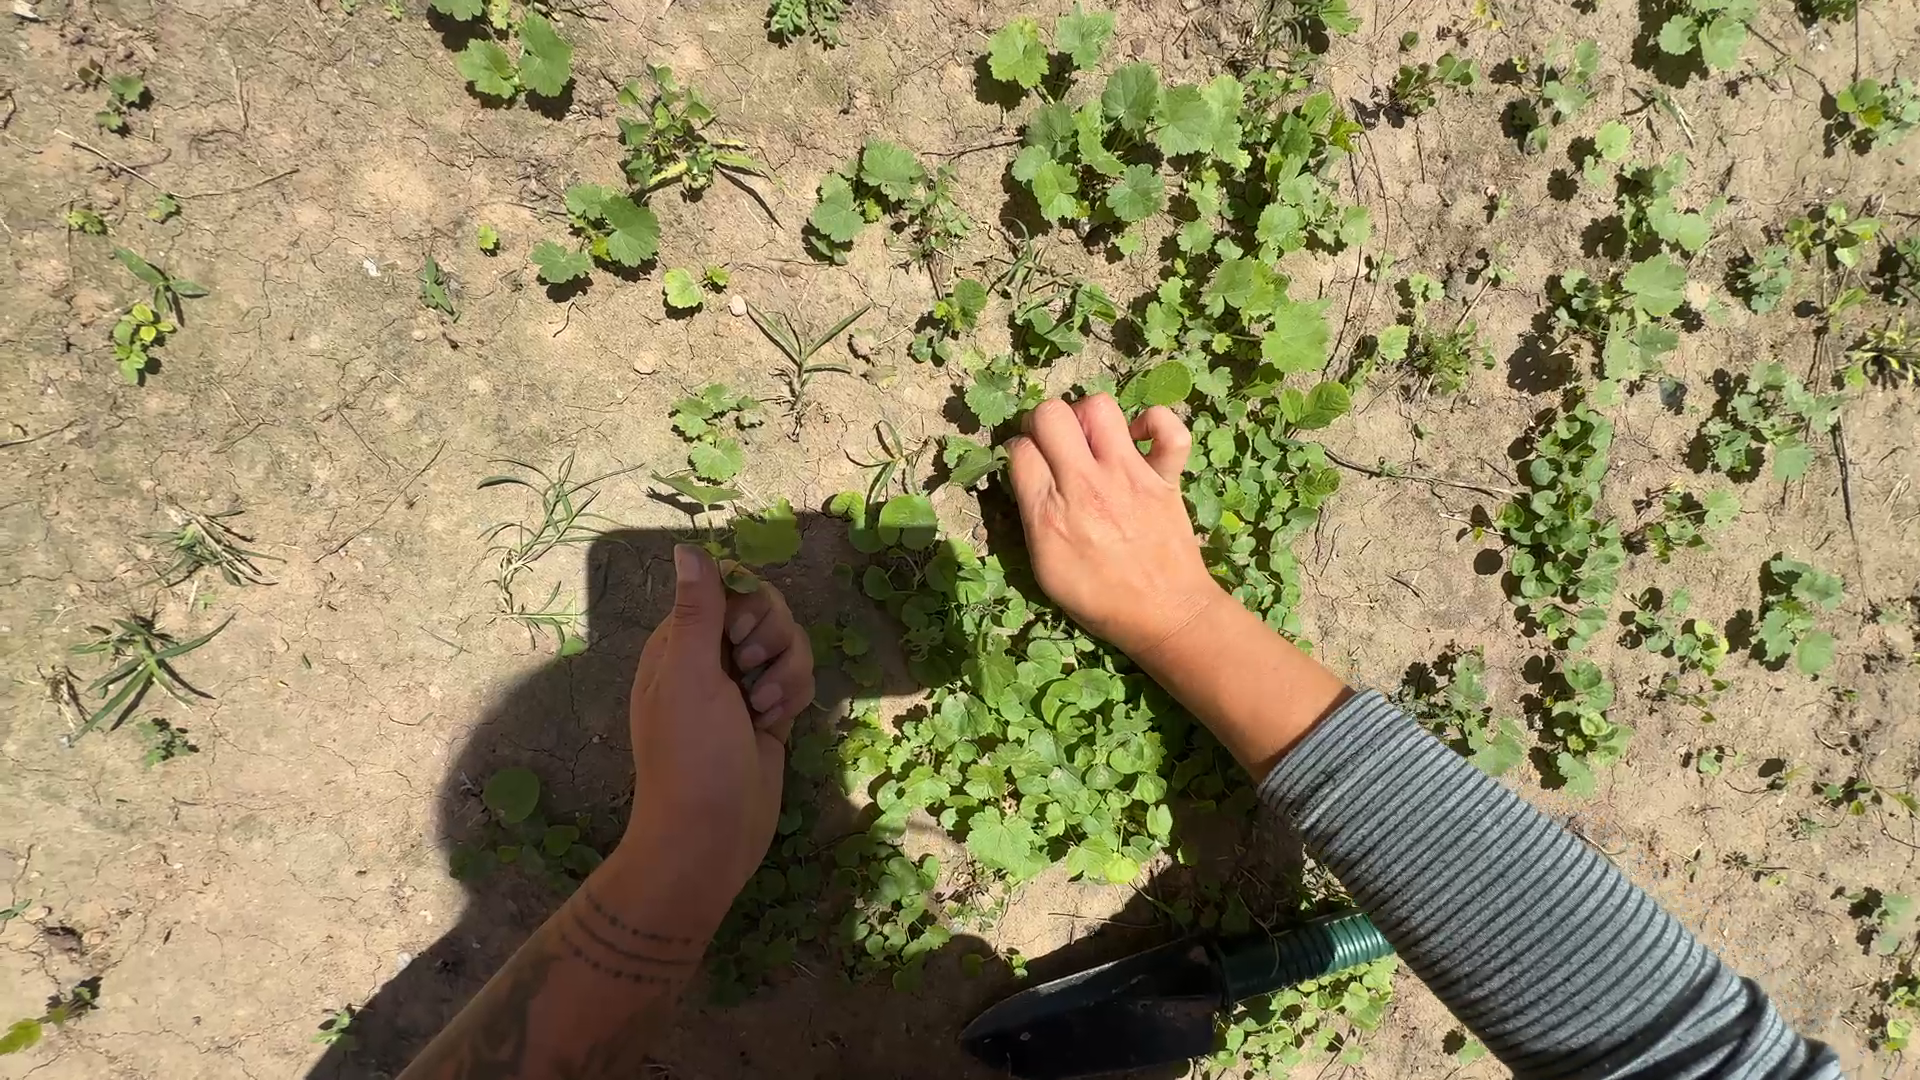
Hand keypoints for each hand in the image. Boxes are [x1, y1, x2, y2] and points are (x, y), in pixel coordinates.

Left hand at [619, 546, 812, 926]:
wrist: (711, 834)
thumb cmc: (692, 753)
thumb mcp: (690, 676)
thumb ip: (697, 610)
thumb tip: (686, 547)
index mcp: (681, 641)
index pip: (730, 587)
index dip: (750, 604)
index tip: (743, 636)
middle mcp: (713, 656)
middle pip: (768, 611)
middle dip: (774, 641)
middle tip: (751, 675)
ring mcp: (744, 684)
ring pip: (790, 644)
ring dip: (787, 674)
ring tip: (764, 711)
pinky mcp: (771, 709)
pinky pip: (798, 677)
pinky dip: (794, 696)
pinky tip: (777, 725)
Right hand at [1005, 395, 1224, 659]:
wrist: (1164, 615)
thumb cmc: (1098, 599)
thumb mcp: (1045, 569)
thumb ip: (1032, 518)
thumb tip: (1029, 478)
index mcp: (1050, 512)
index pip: (1019, 449)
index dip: (1018, 452)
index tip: (1028, 465)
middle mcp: (1086, 484)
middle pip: (1050, 414)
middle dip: (1042, 422)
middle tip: (1052, 444)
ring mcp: (1130, 475)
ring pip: (1099, 406)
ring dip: (1087, 416)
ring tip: (1089, 440)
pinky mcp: (1166, 476)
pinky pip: (1167, 427)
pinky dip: (1154, 423)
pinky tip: (1139, 440)